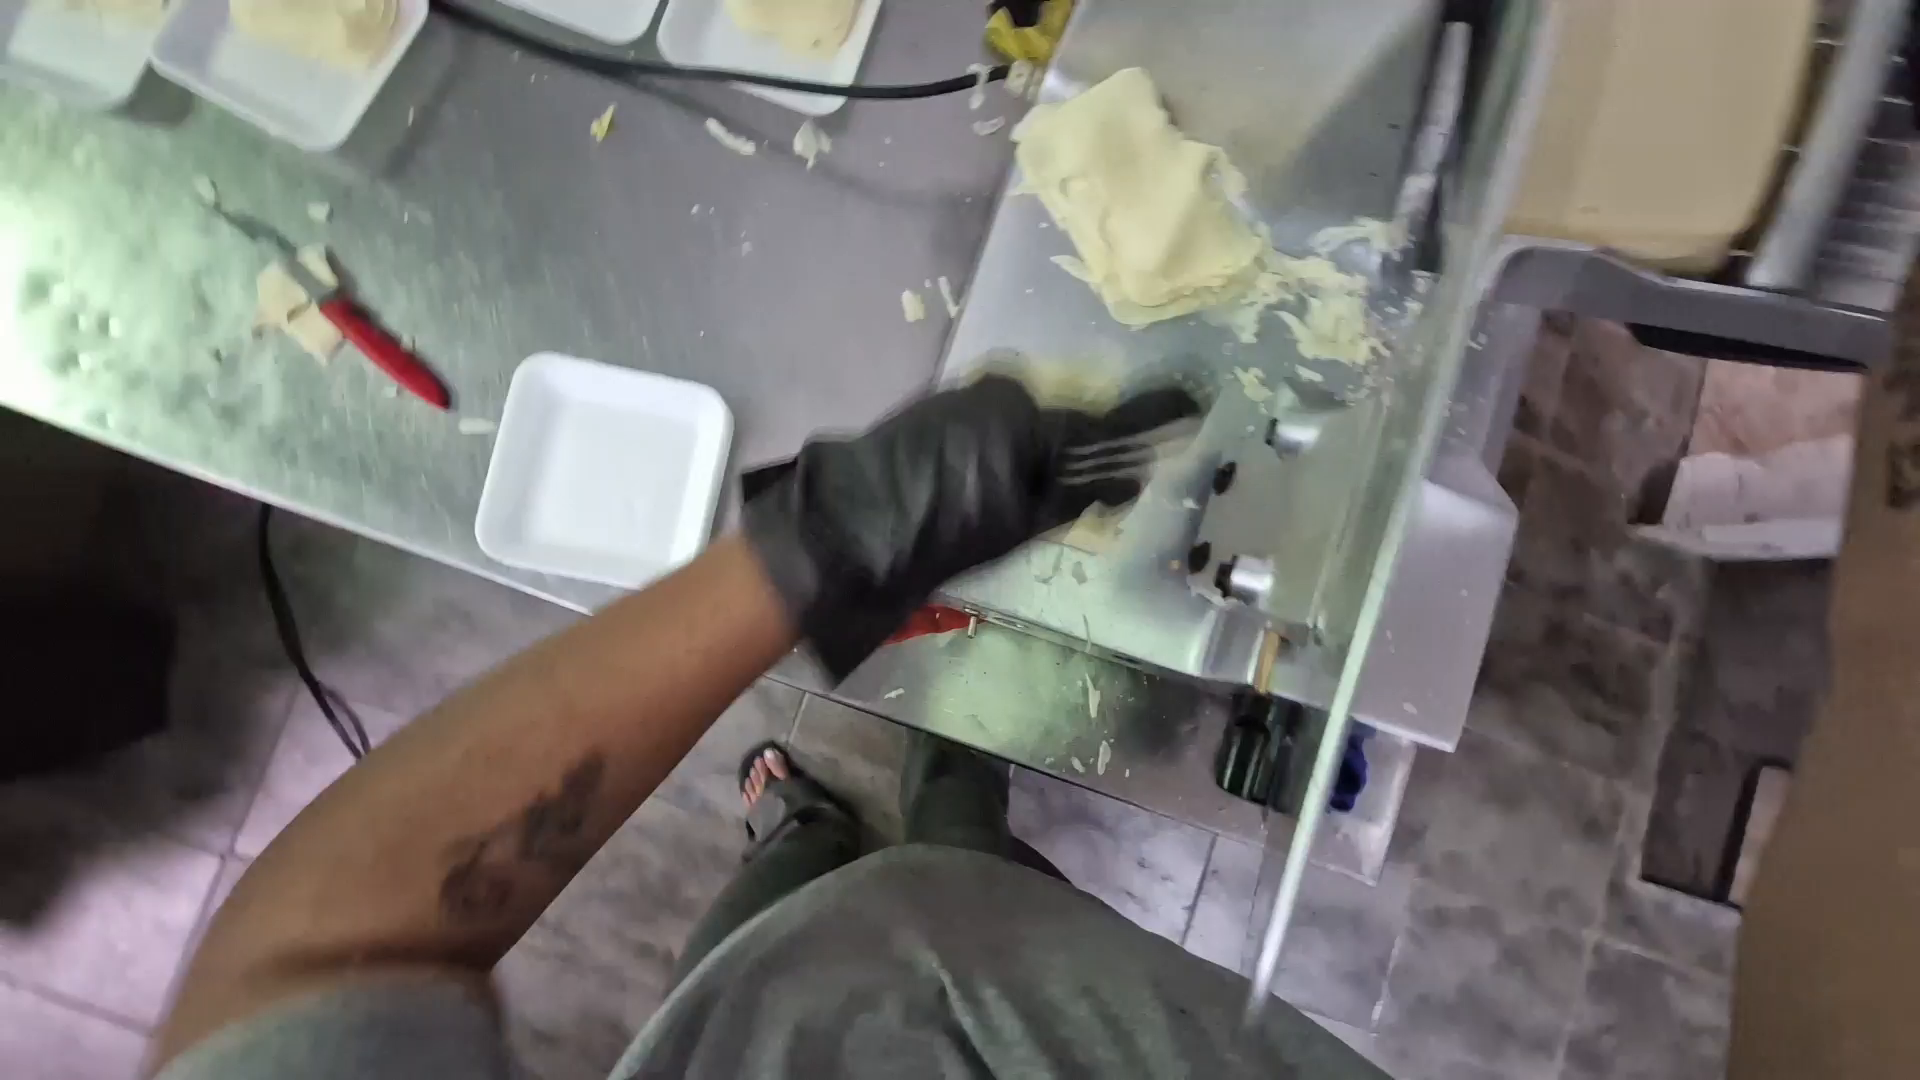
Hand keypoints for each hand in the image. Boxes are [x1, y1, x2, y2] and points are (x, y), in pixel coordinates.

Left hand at [743, 373, 1200, 678]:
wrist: (848, 526)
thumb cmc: (936, 534)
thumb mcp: (1014, 525)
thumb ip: (1072, 496)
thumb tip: (1126, 482)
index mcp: (1029, 421)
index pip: (1106, 422)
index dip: (1152, 417)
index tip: (1193, 403)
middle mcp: (1002, 394)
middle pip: (1065, 421)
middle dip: (1092, 446)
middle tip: (1119, 464)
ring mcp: (967, 395)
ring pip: (1026, 424)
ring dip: (1044, 451)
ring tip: (1046, 486)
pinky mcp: (939, 405)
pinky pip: (993, 423)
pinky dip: (1007, 446)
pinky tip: (999, 475)